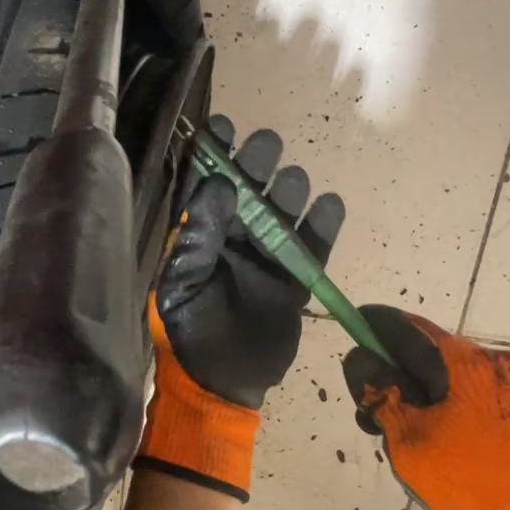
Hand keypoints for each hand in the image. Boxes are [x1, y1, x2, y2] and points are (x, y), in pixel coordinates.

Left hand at [135, 119, 344, 499]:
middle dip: (256, 164)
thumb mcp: (180, 287)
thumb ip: (196, 239)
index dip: (214, 154)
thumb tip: (215, 187)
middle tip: (265, 146)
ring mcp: (266, 257)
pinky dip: (323, 224)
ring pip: (282, 211)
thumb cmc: (189, 333)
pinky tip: (328, 205)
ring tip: (290, 182)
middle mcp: (232, 239)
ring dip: (288, 190)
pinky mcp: (295, 278)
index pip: (205, 185)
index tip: (223, 126)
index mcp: (197, 237)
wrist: (220, 384)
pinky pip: (313, 245)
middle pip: (249, 190)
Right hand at [343, 307, 509, 509]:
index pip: (414, 329)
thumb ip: (381, 398)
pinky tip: (450, 455)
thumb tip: (361, 361)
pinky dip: (460, 417)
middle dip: (402, 380)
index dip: (379, 328)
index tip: (357, 328)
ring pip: (463, 386)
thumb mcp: (410, 444)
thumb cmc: (475, 486)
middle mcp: (507, 366)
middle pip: (438, 360)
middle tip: (375, 418)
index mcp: (474, 363)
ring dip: (431, 403)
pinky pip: (488, 406)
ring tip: (413, 448)